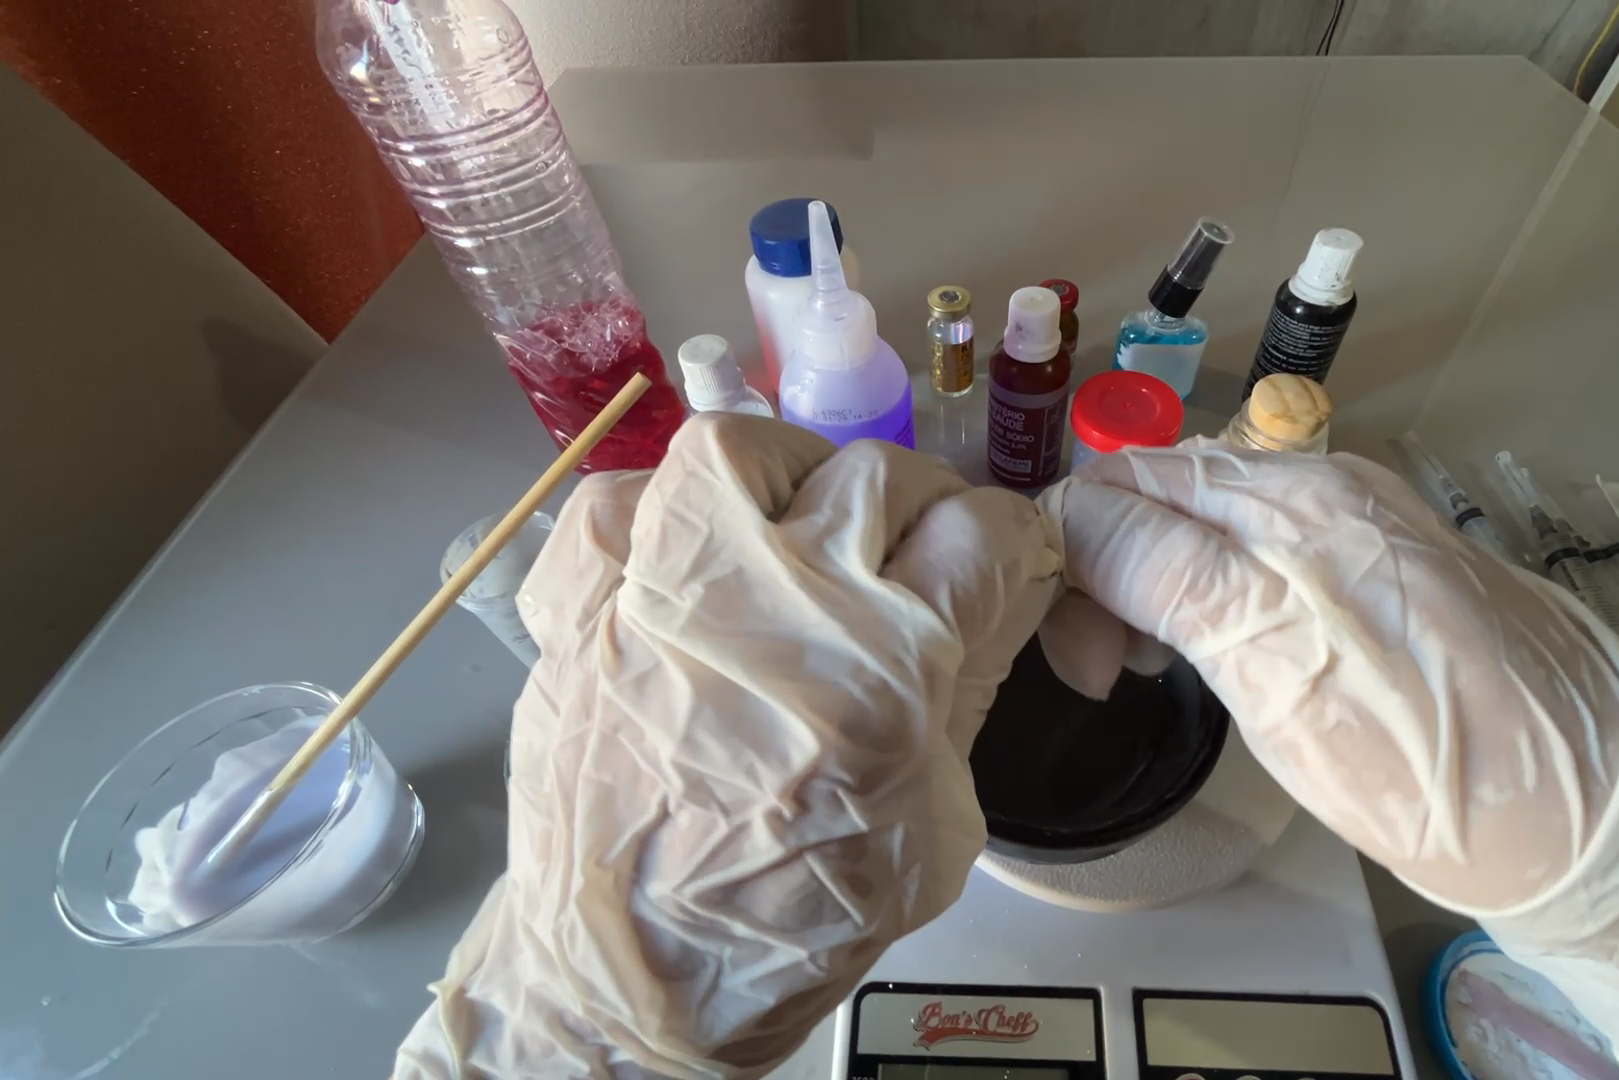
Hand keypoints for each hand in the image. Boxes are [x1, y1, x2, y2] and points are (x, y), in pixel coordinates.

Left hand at [395, 415, 1060, 1078]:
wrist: (629, 974)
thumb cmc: (804, 913)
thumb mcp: (940, 815)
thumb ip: (977, 678)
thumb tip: (1012, 579)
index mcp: (881, 677)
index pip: (979, 535)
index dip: (1011, 532)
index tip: (1003, 549)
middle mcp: (772, 612)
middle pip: (878, 475)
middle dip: (922, 501)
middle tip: (909, 549)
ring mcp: (658, 598)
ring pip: (741, 449)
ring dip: (793, 475)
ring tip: (796, 524)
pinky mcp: (575, 611)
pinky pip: (618, 498)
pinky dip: (664, 509)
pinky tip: (690, 554)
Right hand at [1041, 442, 1618, 1079]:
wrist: (1604, 818)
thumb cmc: (1433, 768)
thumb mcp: (1281, 677)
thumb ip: (1170, 578)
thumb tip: (1067, 519)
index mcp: (1289, 505)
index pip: (1122, 486)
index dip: (1064, 551)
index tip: (1060, 644)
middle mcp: (1307, 486)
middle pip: (1146, 490)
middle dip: (1093, 566)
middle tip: (1097, 664)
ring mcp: (1331, 516)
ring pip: (1180, 515)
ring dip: (1132, 577)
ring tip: (1137, 657)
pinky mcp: (1347, 552)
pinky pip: (1226, 540)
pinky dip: (1182, 583)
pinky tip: (1191, 635)